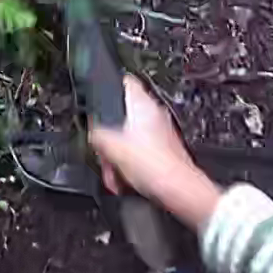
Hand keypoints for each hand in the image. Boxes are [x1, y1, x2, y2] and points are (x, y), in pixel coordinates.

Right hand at [89, 75, 221, 229]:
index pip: (125, 81)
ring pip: (129, 136)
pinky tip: (124, 180)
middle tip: (104, 152)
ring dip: (117, 155)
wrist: (180, 190)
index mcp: (142, 104)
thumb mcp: (111, 146)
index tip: (101, 97)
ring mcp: (161, 132)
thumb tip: (93, 134)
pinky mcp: (165, 150)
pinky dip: (130, 163)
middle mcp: (154, 114)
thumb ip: (97, 134)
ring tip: (113, 173)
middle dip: (109, 137)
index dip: (110, 86)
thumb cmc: (154, 165)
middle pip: (122, 116)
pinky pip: (140, 151)